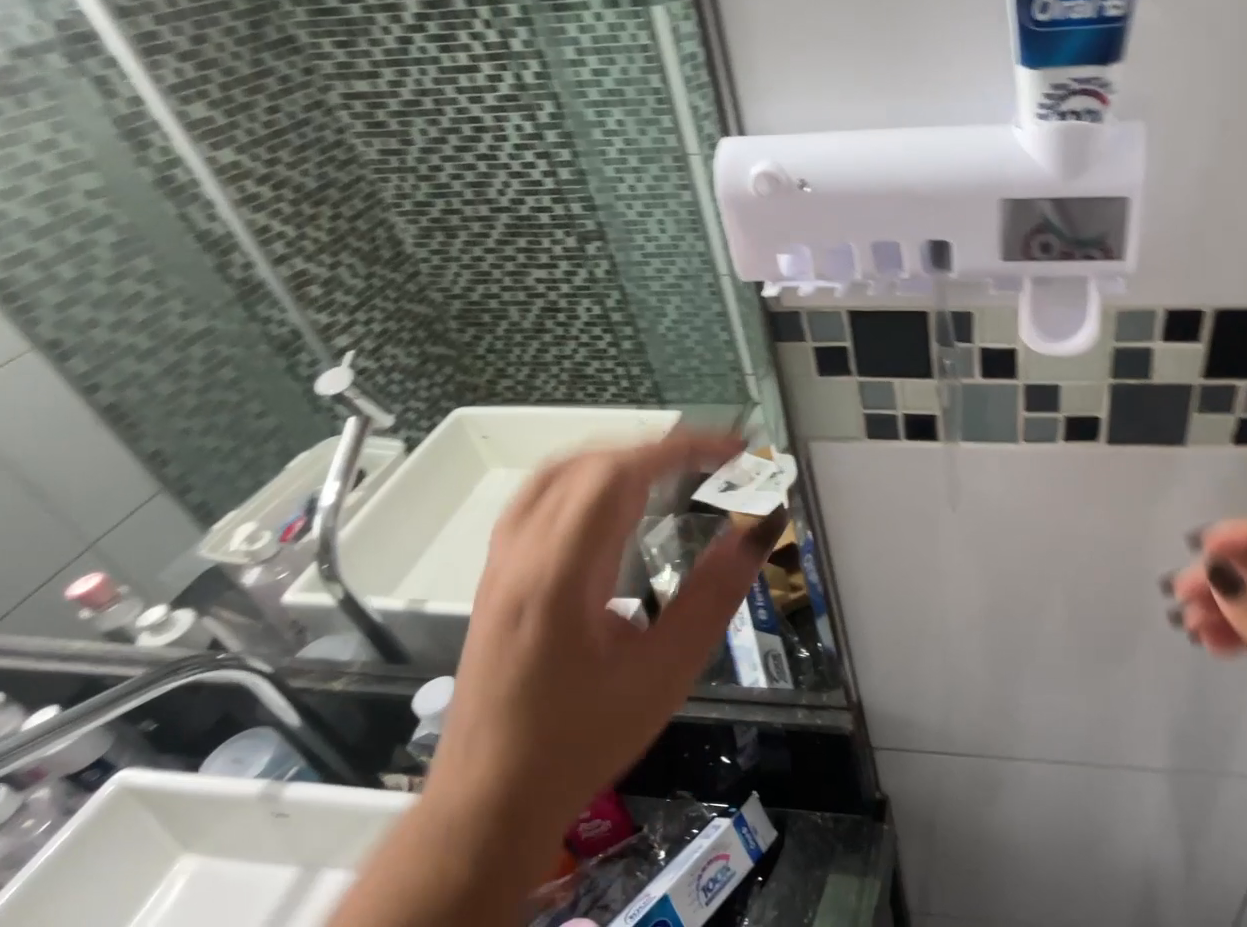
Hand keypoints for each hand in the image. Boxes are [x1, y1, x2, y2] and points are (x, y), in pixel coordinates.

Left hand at [424, 431, 785, 830]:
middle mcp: (522, 555)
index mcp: (561, 576)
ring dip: (618, 458)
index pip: (619, 475)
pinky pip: (537, 499)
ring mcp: (500, 563)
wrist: (492, 796)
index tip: (733, 452)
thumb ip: (712, 597)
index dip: (681, 449)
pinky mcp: (495, 577)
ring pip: (555, 474)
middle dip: (658, 449)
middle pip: (588, 464)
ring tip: (671, 472)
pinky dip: (585, 480)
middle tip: (715, 463)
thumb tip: (754, 532)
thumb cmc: (583, 739)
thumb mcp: (664, 673)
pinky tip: (613, 507)